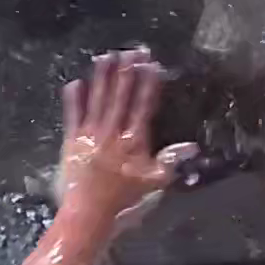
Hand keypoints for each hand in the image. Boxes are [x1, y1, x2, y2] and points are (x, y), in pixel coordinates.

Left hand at [57, 50, 198, 231]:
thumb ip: (171, 162)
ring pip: (98, 99)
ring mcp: (90, 134)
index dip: (148, 83)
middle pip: (120, 96)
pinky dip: (74, 98)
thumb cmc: (124, 201)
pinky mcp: (72, 140)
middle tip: (131, 50)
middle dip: (127, 72)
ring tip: (106, 56)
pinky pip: (73, 115)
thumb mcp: (153, 184)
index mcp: (134, 141)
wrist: (88, 214)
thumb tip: (192, 146)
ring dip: (102, 77)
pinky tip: (76, 82)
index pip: (143, 106)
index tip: (151, 63)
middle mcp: (112, 132)